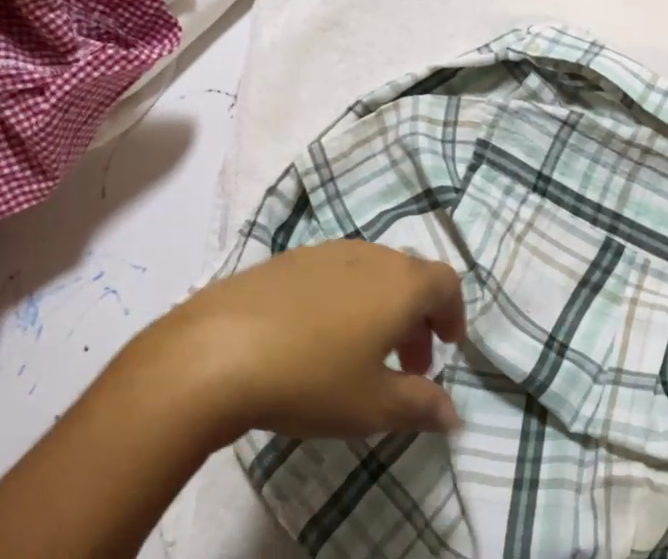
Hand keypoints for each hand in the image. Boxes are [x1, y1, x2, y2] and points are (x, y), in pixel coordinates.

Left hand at [120, 240, 466, 447]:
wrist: (214, 353)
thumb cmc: (311, 379)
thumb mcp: (373, 406)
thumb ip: (421, 406)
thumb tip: (454, 415)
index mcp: (402, 284)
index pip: (446, 283)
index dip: (453, 314)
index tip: (446, 347)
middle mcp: (370, 256)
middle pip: (409, 278)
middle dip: (416, 320)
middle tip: (407, 365)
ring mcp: (324, 252)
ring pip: (370, 275)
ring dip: (379, 310)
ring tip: (359, 355)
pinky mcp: (284, 260)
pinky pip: (332, 275)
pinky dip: (342, 301)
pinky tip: (313, 340)